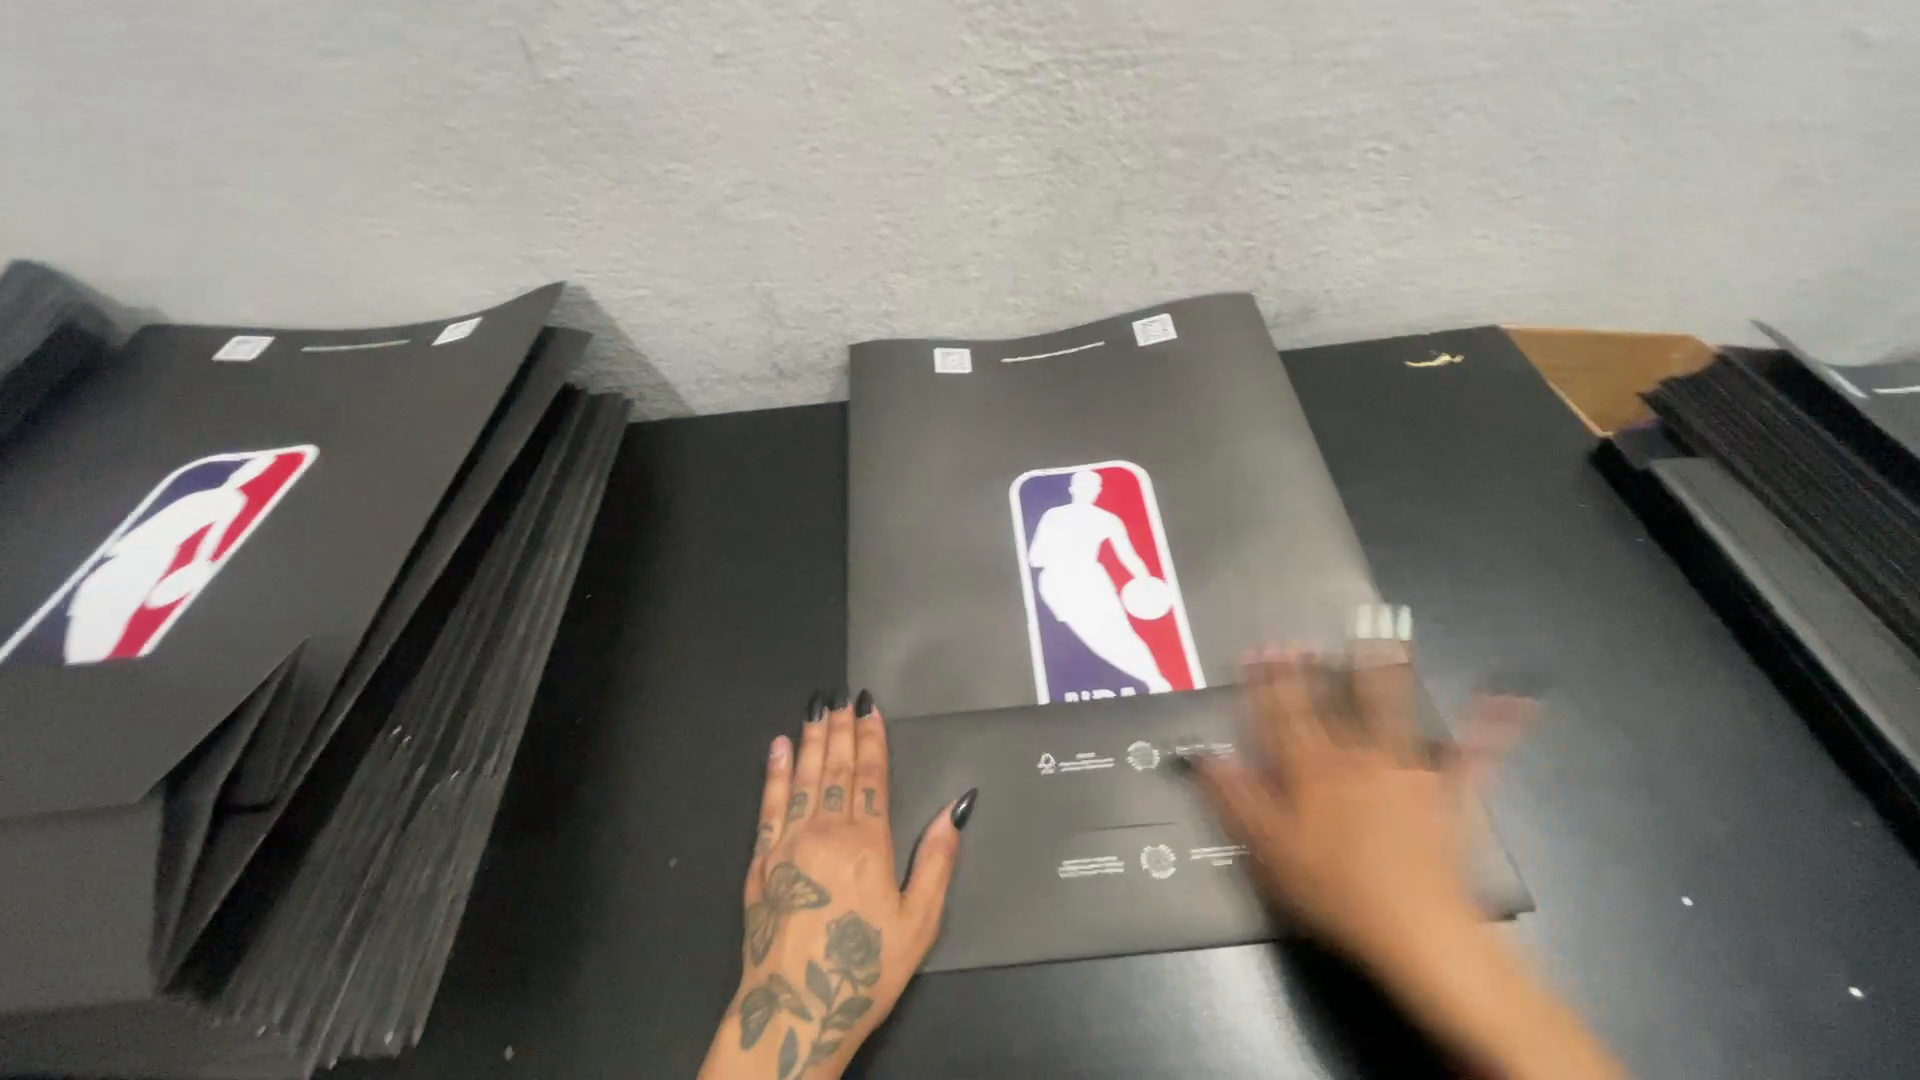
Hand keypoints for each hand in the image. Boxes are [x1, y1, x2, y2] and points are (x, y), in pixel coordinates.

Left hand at [699, 690, 973, 1079]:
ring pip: (804, 777)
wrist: (795, 1008)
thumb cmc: (864, 968)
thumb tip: (956, 807)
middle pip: (837, 768)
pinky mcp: (761, 860)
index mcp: (867, 842)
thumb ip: (936, 860)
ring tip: (817, 708)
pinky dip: (775, 772)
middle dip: (842, 729)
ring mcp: (789, 842)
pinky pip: (769, 804)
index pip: (871, 776)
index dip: (872, 738)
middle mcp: (826, 831)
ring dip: (812, 739)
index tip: (870, 708)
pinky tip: (780, 747)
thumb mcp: (918, 921)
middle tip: (842, 696)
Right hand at [1184, 645, 1531, 973]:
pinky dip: (1492, 725)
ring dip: (1386, 669)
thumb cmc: (1335, 890)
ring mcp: (1404, 769)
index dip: (1266, 682)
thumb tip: (1206, 754)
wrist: (1417, 929)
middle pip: (1331, 703)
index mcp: (1312, 770)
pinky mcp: (1446, 790)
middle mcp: (1356, 756)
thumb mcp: (1270, 850)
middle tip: (1303, 639)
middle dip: (1313, 669)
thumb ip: (1238, 797)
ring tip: (1385, 632)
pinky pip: (1471, 753)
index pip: (1282, 715)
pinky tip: (1513, 697)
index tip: (1258, 650)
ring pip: (1391, 709)